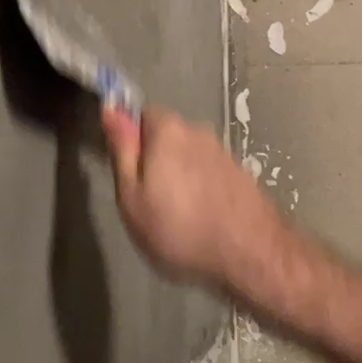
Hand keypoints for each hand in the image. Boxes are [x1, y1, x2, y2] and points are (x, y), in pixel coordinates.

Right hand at [101, 105, 279, 285]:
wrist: (250, 254)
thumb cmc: (179, 228)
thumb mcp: (132, 196)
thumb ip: (122, 150)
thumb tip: (110, 108)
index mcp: (169, 129)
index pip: (141, 115)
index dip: (130, 141)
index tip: (128, 173)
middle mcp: (198, 131)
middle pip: (167, 137)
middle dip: (156, 161)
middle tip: (149, 201)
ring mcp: (224, 152)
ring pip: (189, 157)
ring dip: (181, 178)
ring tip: (178, 217)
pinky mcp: (241, 174)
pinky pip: (209, 174)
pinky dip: (202, 190)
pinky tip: (202, 220)